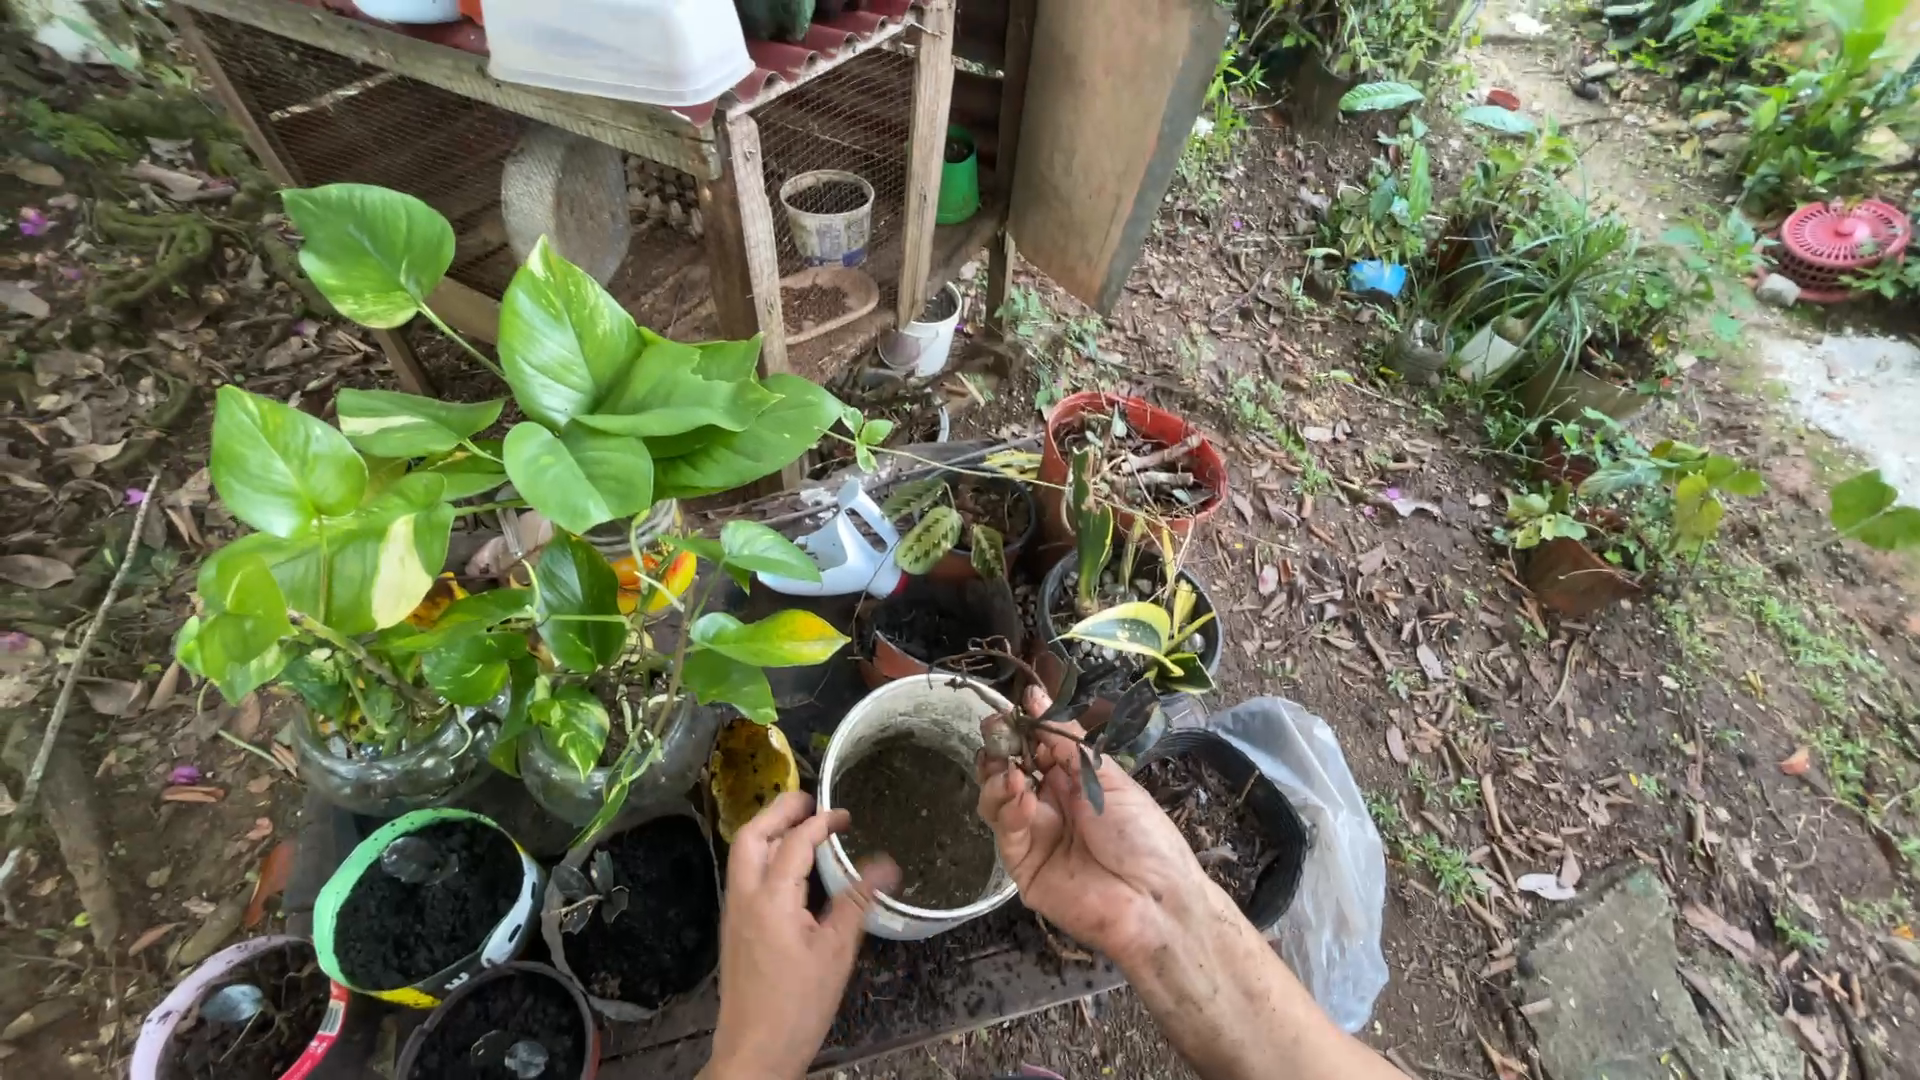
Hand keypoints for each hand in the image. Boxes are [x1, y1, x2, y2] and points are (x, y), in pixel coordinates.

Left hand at [705, 791, 899, 1079]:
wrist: (753, 1055)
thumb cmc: (798, 1005)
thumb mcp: (836, 952)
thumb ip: (857, 901)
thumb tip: (888, 865)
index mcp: (770, 899)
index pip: (795, 842)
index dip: (821, 822)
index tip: (845, 816)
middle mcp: (744, 897)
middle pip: (751, 834)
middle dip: (779, 810)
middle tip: (811, 801)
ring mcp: (734, 912)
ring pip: (743, 853)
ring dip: (769, 829)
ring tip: (803, 825)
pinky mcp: (734, 927)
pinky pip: (744, 873)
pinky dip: (764, 852)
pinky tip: (791, 863)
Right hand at [976, 688, 1213, 966]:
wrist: (1156, 901)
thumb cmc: (1142, 834)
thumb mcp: (1107, 777)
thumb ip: (1065, 739)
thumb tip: (1035, 696)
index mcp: (1072, 780)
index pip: (1034, 747)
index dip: (1021, 729)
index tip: (1011, 711)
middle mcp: (1048, 803)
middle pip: (1007, 770)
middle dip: (999, 749)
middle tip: (995, 733)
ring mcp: (1033, 834)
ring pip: (996, 799)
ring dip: (997, 778)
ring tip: (1010, 772)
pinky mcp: (1022, 864)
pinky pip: (1005, 831)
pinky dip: (1009, 809)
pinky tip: (1023, 798)